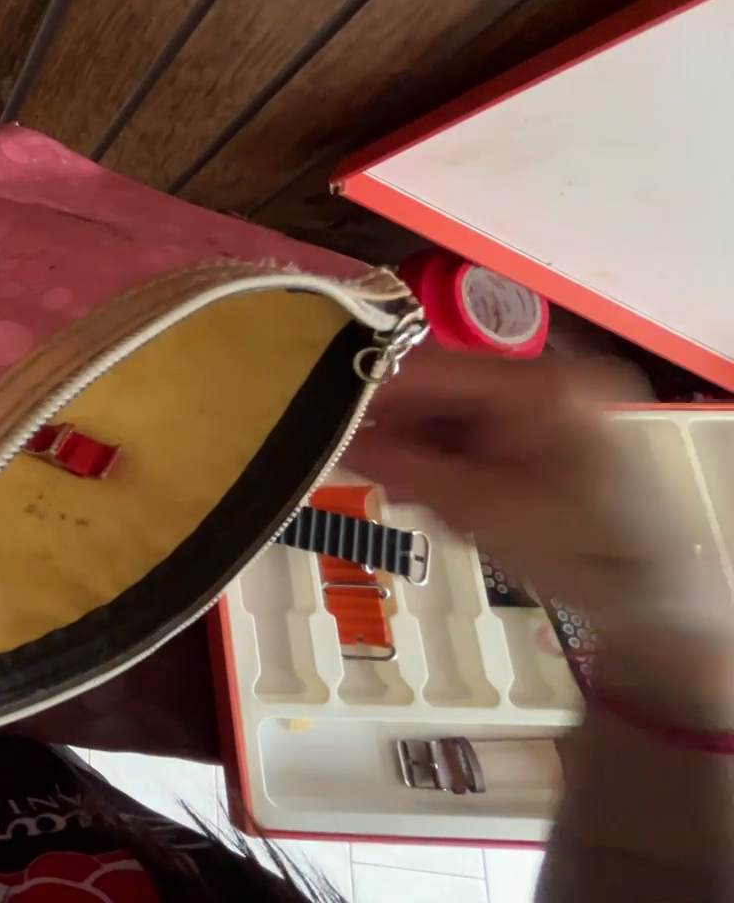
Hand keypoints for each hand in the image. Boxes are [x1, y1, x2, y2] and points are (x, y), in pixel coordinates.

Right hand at [344, 348, 712, 625]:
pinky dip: (435, 457)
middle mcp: (545, 381)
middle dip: (391, 427)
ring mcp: (545, 404)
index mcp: (542, 386)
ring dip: (409, 447)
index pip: (430, 368)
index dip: (368, 389)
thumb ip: (396, 465)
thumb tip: (328, 438)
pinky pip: (464, 429)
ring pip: (442, 412)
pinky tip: (424, 490)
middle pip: (435, 390)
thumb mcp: (472, 506)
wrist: (654, 600)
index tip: (315, 412)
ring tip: (397, 487)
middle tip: (350, 458)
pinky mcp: (539, 428)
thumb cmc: (577, 550)